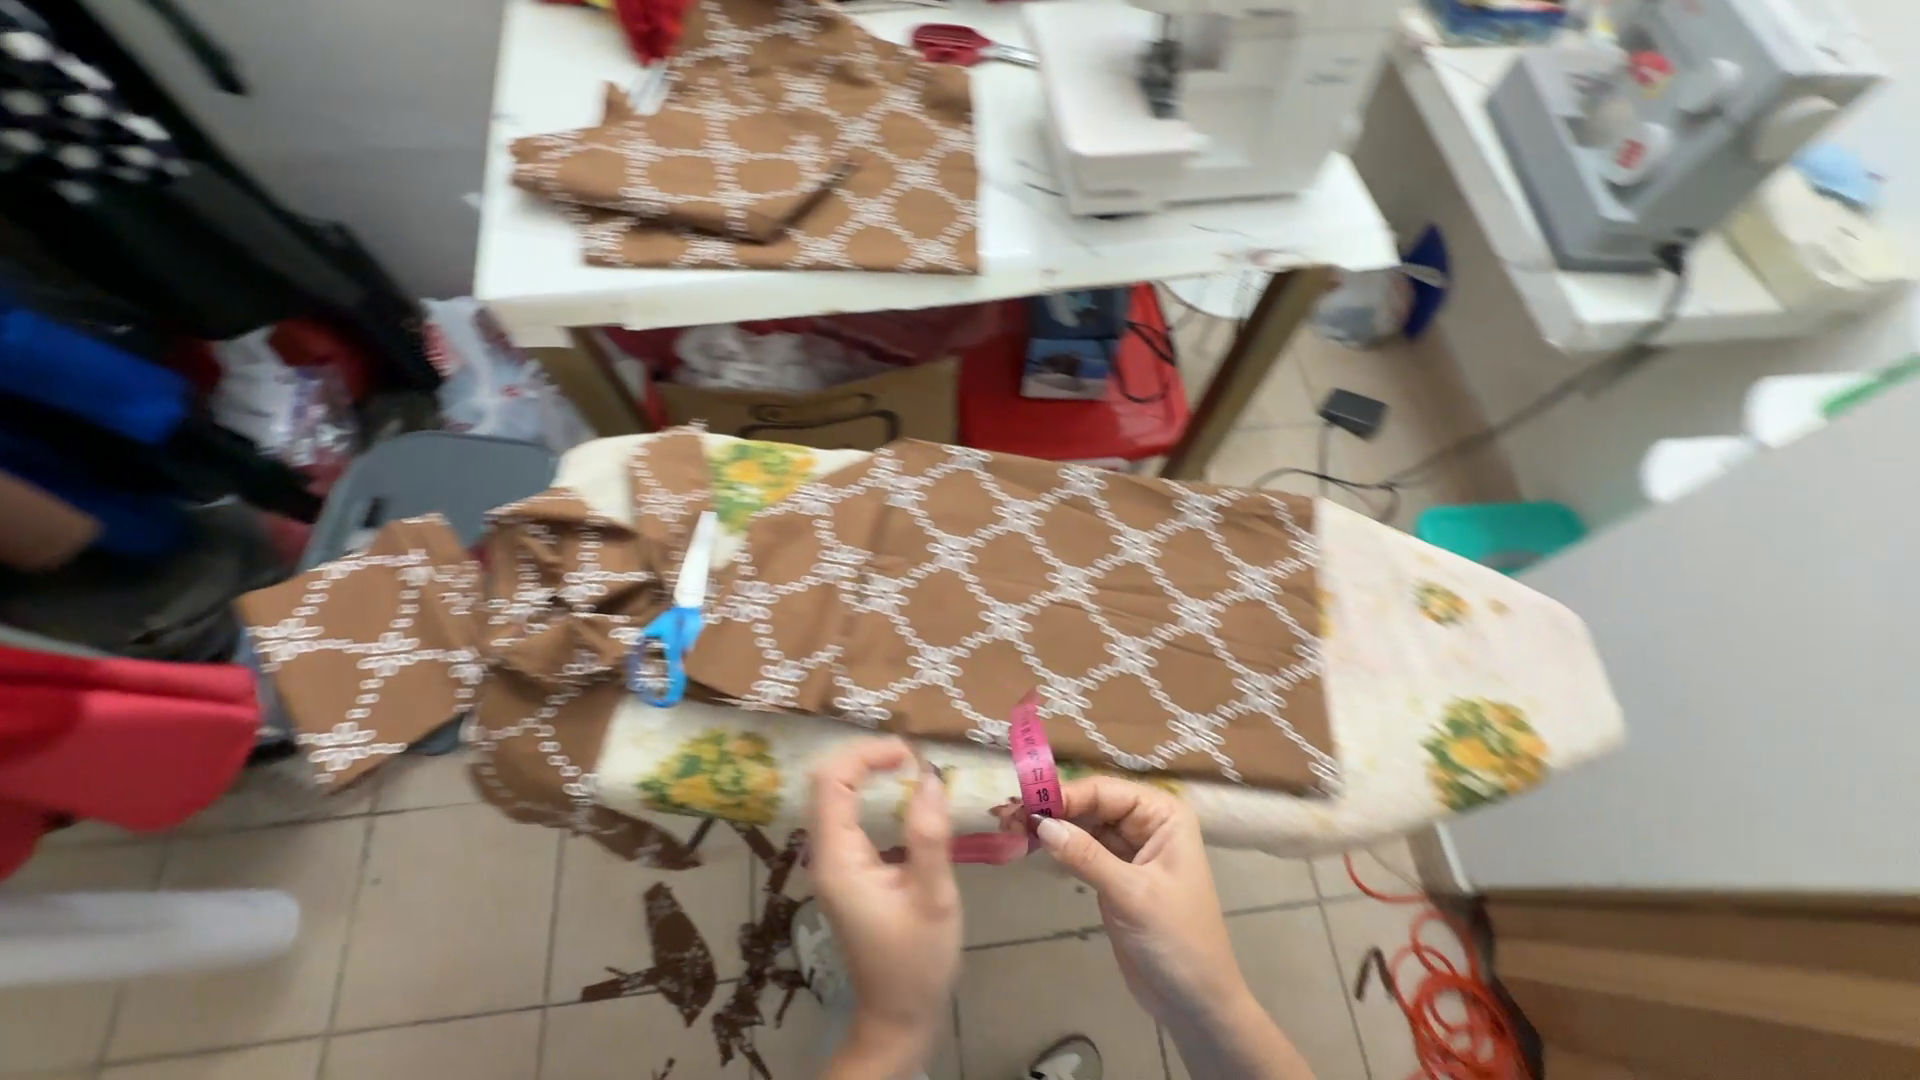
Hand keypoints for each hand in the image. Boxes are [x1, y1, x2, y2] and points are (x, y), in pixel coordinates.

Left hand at [810, 739, 961, 1077]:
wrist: (898, 1016)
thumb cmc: (917, 961)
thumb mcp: (933, 897)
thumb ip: (929, 835)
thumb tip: (930, 775)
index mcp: (837, 859)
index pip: (831, 781)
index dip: (866, 754)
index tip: (910, 755)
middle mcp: (825, 855)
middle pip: (828, 783)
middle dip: (866, 758)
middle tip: (912, 760)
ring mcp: (833, 863)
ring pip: (836, 797)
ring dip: (869, 775)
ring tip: (912, 771)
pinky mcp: (846, 870)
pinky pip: (849, 817)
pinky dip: (872, 796)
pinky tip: (904, 800)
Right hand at [1032, 777, 1243, 1024]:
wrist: (1195, 1002)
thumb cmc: (1176, 940)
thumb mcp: (1131, 895)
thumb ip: (1085, 856)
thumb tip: (1041, 824)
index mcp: (1163, 815)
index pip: (1105, 791)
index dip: (1064, 795)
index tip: (1024, 804)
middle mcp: (1147, 823)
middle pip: (1090, 803)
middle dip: (1051, 808)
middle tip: (1006, 815)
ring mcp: (1129, 849)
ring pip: (1082, 825)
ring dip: (1049, 826)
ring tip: (1008, 827)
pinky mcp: (1114, 874)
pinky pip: (1081, 849)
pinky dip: (1056, 847)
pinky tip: (1029, 844)